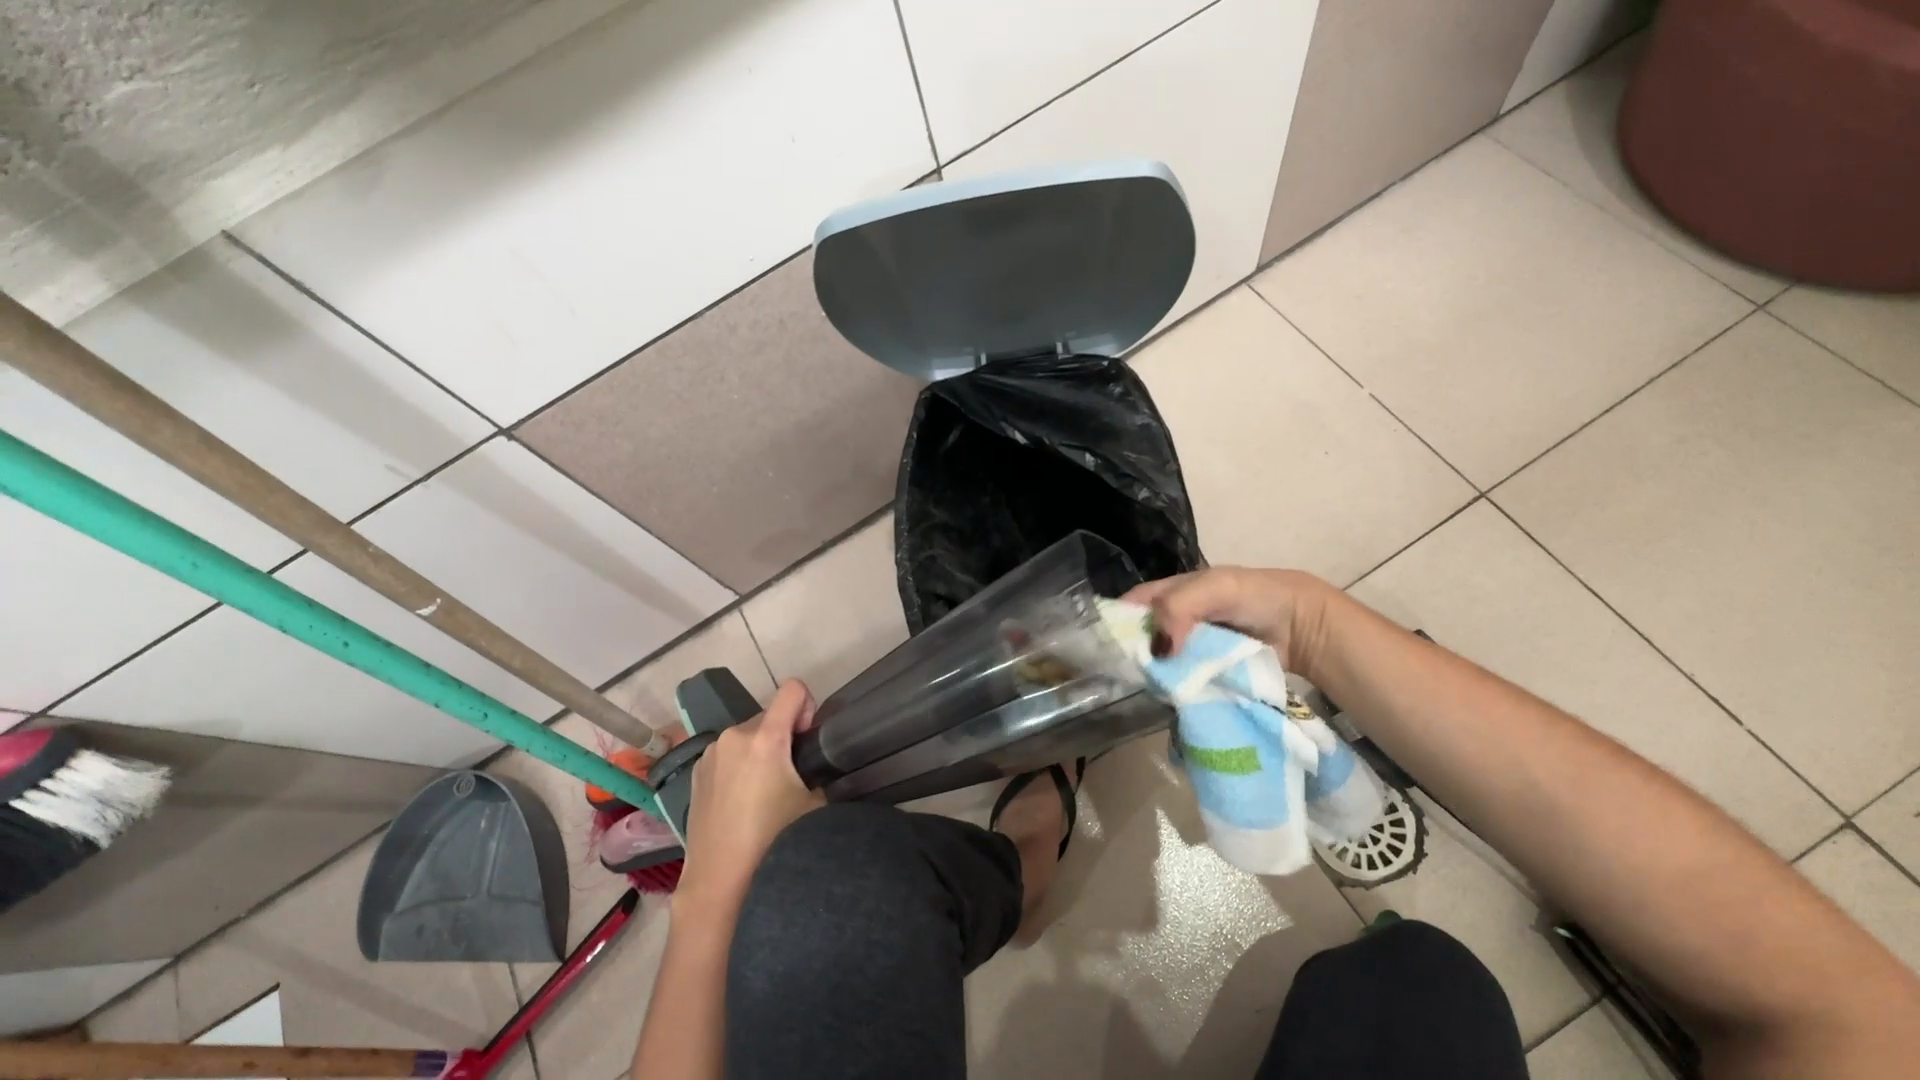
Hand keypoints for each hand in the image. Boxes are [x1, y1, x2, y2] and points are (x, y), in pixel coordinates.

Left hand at [675, 679, 824, 917]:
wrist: (721, 881)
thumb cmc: (773, 842)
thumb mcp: (816, 807)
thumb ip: (819, 775)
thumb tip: (816, 771)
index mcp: (764, 738)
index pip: (793, 689)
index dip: (808, 707)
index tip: (809, 740)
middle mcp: (733, 737)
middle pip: (770, 715)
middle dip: (785, 735)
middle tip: (792, 777)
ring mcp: (710, 755)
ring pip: (747, 736)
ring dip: (761, 751)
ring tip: (765, 794)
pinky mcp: (697, 773)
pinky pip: (728, 755)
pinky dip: (740, 766)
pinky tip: (742, 803)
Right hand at [1124, 567, 1338, 677]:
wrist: (1303, 626)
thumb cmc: (1255, 597)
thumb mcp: (1214, 588)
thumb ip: (1177, 608)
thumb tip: (1155, 650)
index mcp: (1170, 593)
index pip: (1131, 606)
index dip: (1115, 623)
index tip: (1102, 649)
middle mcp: (1174, 620)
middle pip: (1141, 638)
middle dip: (1132, 655)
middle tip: (1123, 678)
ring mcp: (1190, 649)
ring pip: (1159, 663)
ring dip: (1154, 676)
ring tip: (1144, 692)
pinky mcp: (1205, 673)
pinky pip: (1181, 680)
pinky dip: (1175, 688)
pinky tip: (1168, 698)